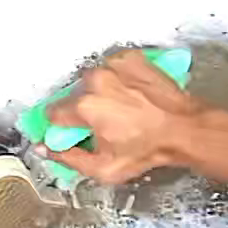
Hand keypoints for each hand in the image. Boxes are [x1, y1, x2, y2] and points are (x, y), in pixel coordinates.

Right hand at [41, 50, 216, 183]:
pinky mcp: (129, 59)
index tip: (73, 130)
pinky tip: (129, 93)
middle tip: (104, 123)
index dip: (62, 124)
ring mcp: (113, 66)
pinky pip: (112, 67)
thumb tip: (44, 149)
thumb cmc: (148, 149)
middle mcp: (96, 82)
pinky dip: (117, 78)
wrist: (183, 128)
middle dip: (84, 109)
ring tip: (120, 107)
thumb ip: (68, 158)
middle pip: (75, 95)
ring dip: (101, 92)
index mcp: (85, 107)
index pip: (54, 112)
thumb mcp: (104, 168)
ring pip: (93, 80)